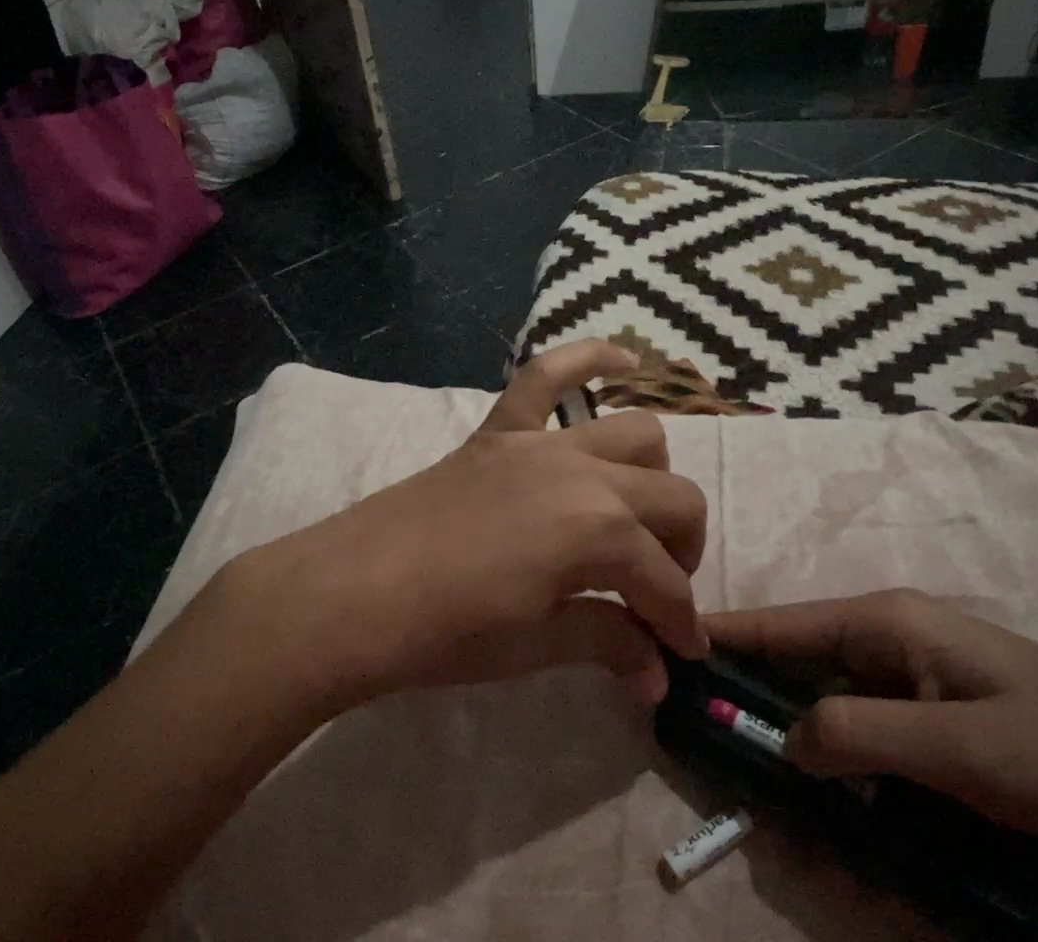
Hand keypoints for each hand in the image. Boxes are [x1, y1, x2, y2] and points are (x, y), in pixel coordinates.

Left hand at [213, 339, 710, 710]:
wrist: (354, 595)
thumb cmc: (446, 632)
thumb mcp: (536, 646)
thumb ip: (607, 643)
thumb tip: (658, 677)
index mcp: (600, 531)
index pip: (665, 582)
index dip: (680, 624)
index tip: (680, 656)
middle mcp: (584, 473)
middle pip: (673, 499)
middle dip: (683, 552)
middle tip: (656, 597)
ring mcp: (540, 443)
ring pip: (636, 434)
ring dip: (653, 475)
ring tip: (636, 516)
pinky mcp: (498, 431)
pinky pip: (546, 374)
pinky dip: (588, 358)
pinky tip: (623, 359)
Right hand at [706, 590, 1037, 937]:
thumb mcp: (958, 749)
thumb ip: (855, 735)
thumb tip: (781, 740)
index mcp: (889, 621)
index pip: (777, 622)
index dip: (716, 636)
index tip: (655, 647)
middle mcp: (893, 638)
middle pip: (792, 659)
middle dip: (741, 691)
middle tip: (688, 727)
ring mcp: (915, 678)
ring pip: (820, 697)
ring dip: (781, 726)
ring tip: (731, 755)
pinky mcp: (935, 717)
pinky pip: (858, 726)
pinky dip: (826, 749)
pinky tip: (806, 779)